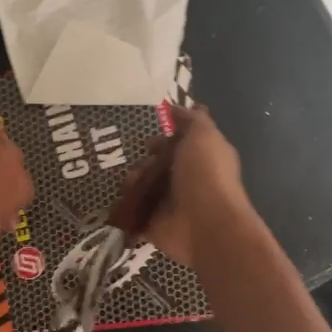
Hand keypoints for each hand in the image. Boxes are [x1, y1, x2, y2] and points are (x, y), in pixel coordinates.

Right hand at [134, 106, 253, 264]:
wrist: (205, 224)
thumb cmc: (206, 175)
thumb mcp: (203, 135)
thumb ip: (190, 120)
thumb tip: (177, 107)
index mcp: (200, 159)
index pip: (177, 145)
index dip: (163, 139)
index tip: (153, 141)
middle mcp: (185, 180)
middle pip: (154, 165)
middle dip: (144, 162)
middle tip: (145, 166)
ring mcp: (168, 204)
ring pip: (141, 187)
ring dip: (133, 182)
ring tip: (136, 185)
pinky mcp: (153, 224)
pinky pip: (132, 211)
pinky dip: (126, 207)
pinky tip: (128, 203)